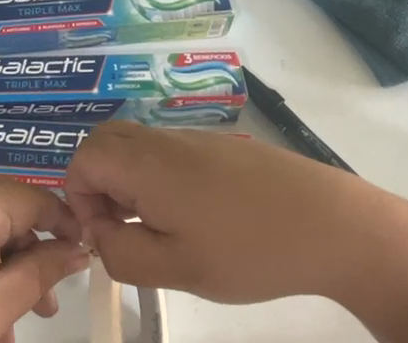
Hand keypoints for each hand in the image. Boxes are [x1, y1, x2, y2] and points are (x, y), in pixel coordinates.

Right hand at [64, 121, 365, 304]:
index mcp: (146, 164)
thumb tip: (99, 233)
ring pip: (138, 145)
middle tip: (121, 228)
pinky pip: (169, 151)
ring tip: (158, 230)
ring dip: (128, 181)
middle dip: (97, 183)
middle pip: (106, 141)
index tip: (105, 235)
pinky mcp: (221, 146)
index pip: (83, 158)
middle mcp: (165, 140)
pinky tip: (193, 218)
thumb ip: (122, 254)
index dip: (78, 197)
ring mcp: (195, 139)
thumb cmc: (248, 249)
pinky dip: (158, 177)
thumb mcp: (176, 268)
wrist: (328, 222)